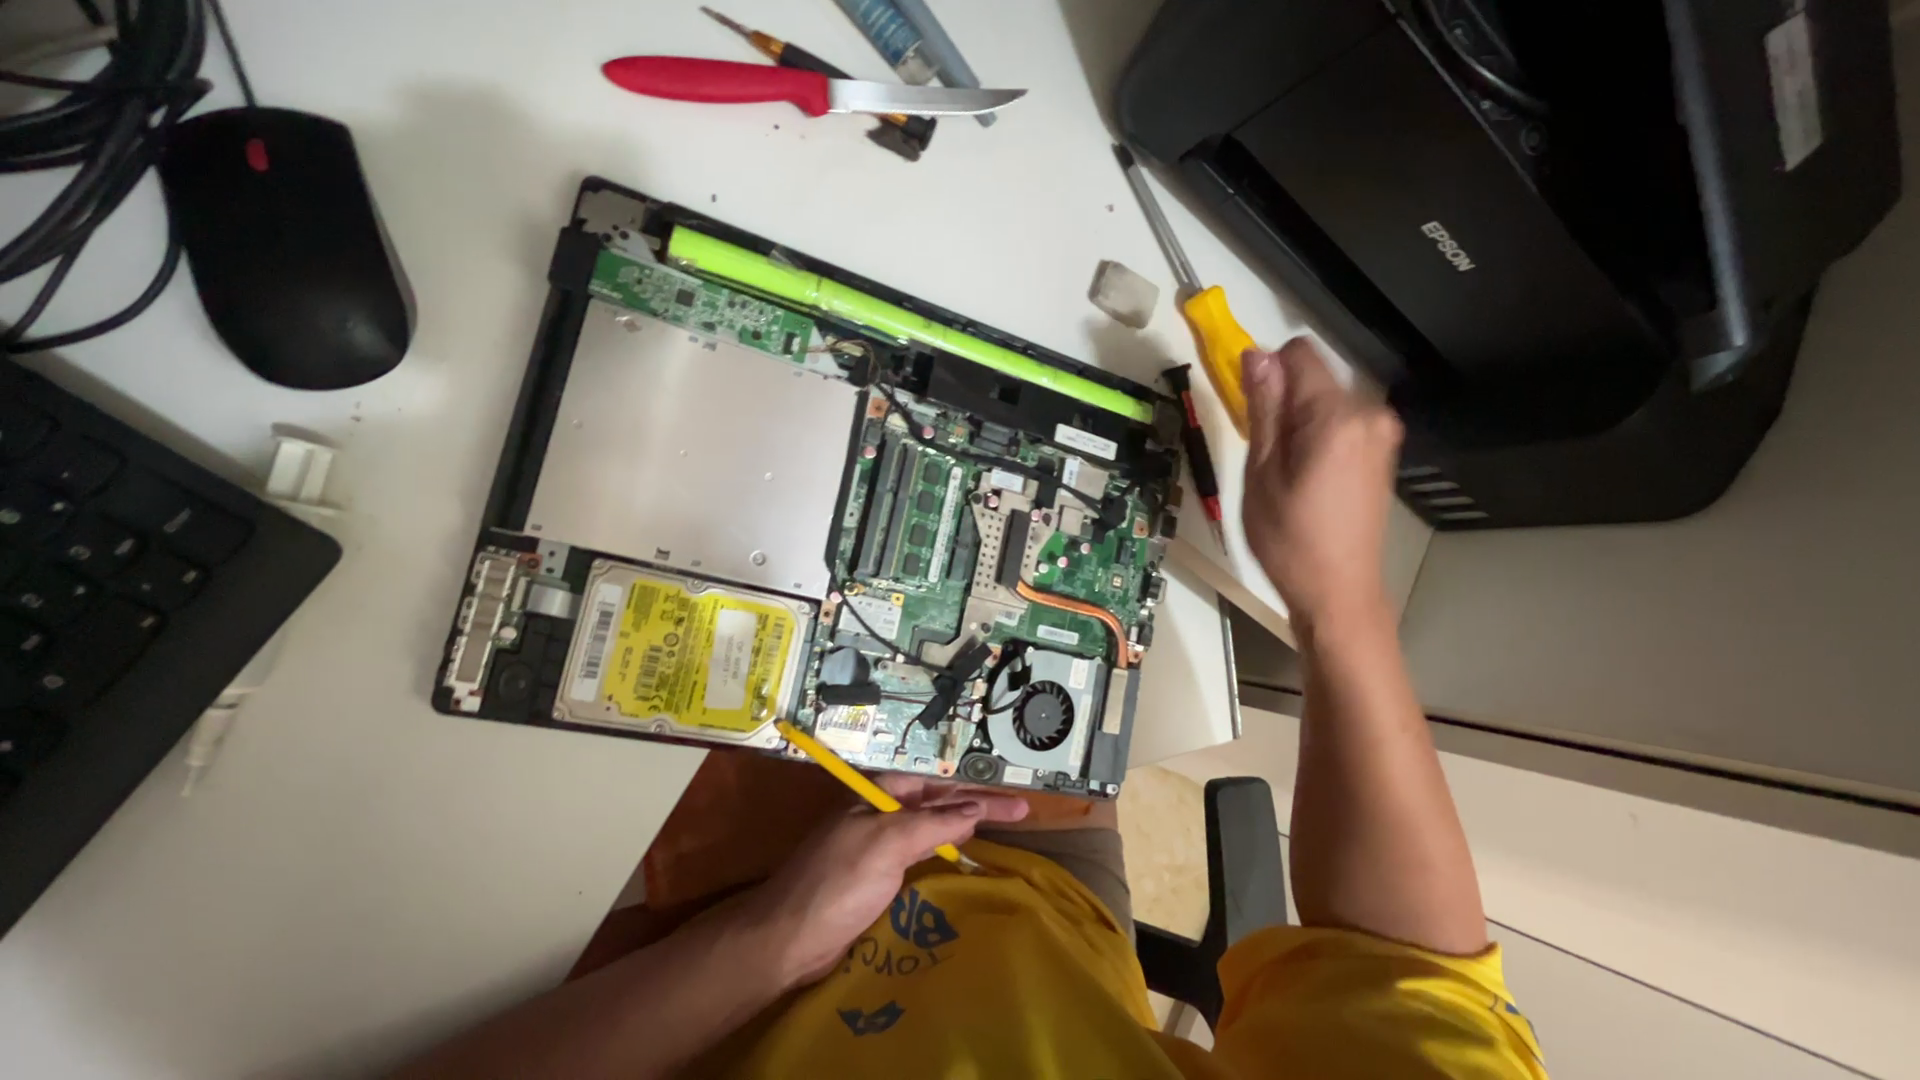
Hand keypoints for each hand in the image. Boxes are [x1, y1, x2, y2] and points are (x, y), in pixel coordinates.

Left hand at [747, 776, 1028, 987]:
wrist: (788, 937)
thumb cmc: (838, 882)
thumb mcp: (888, 843)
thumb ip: (934, 823)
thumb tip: (975, 808)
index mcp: (878, 794)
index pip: (941, 787)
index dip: (981, 794)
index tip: (1020, 804)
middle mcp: (879, 813)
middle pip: (938, 804)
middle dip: (977, 806)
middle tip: (1021, 814)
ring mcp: (876, 846)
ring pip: (930, 830)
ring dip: (963, 829)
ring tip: (1001, 832)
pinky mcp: (875, 877)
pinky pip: (919, 857)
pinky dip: (944, 854)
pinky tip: (961, 862)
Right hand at [1241, 338, 1402, 630]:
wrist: (1338, 591)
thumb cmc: (1288, 539)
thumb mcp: (1260, 472)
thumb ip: (1262, 407)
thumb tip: (1255, 354)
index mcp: (1336, 416)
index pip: (1299, 353)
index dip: (1267, 373)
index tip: (1253, 414)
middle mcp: (1369, 414)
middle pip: (1314, 377)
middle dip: (1284, 402)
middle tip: (1268, 457)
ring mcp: (1382, 434)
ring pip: (1326, 400)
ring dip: (1300, 421)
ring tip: (1287, 472)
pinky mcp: (1383, 452)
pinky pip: (1342, 422)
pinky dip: (1319, 436)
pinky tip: (1308, 478)